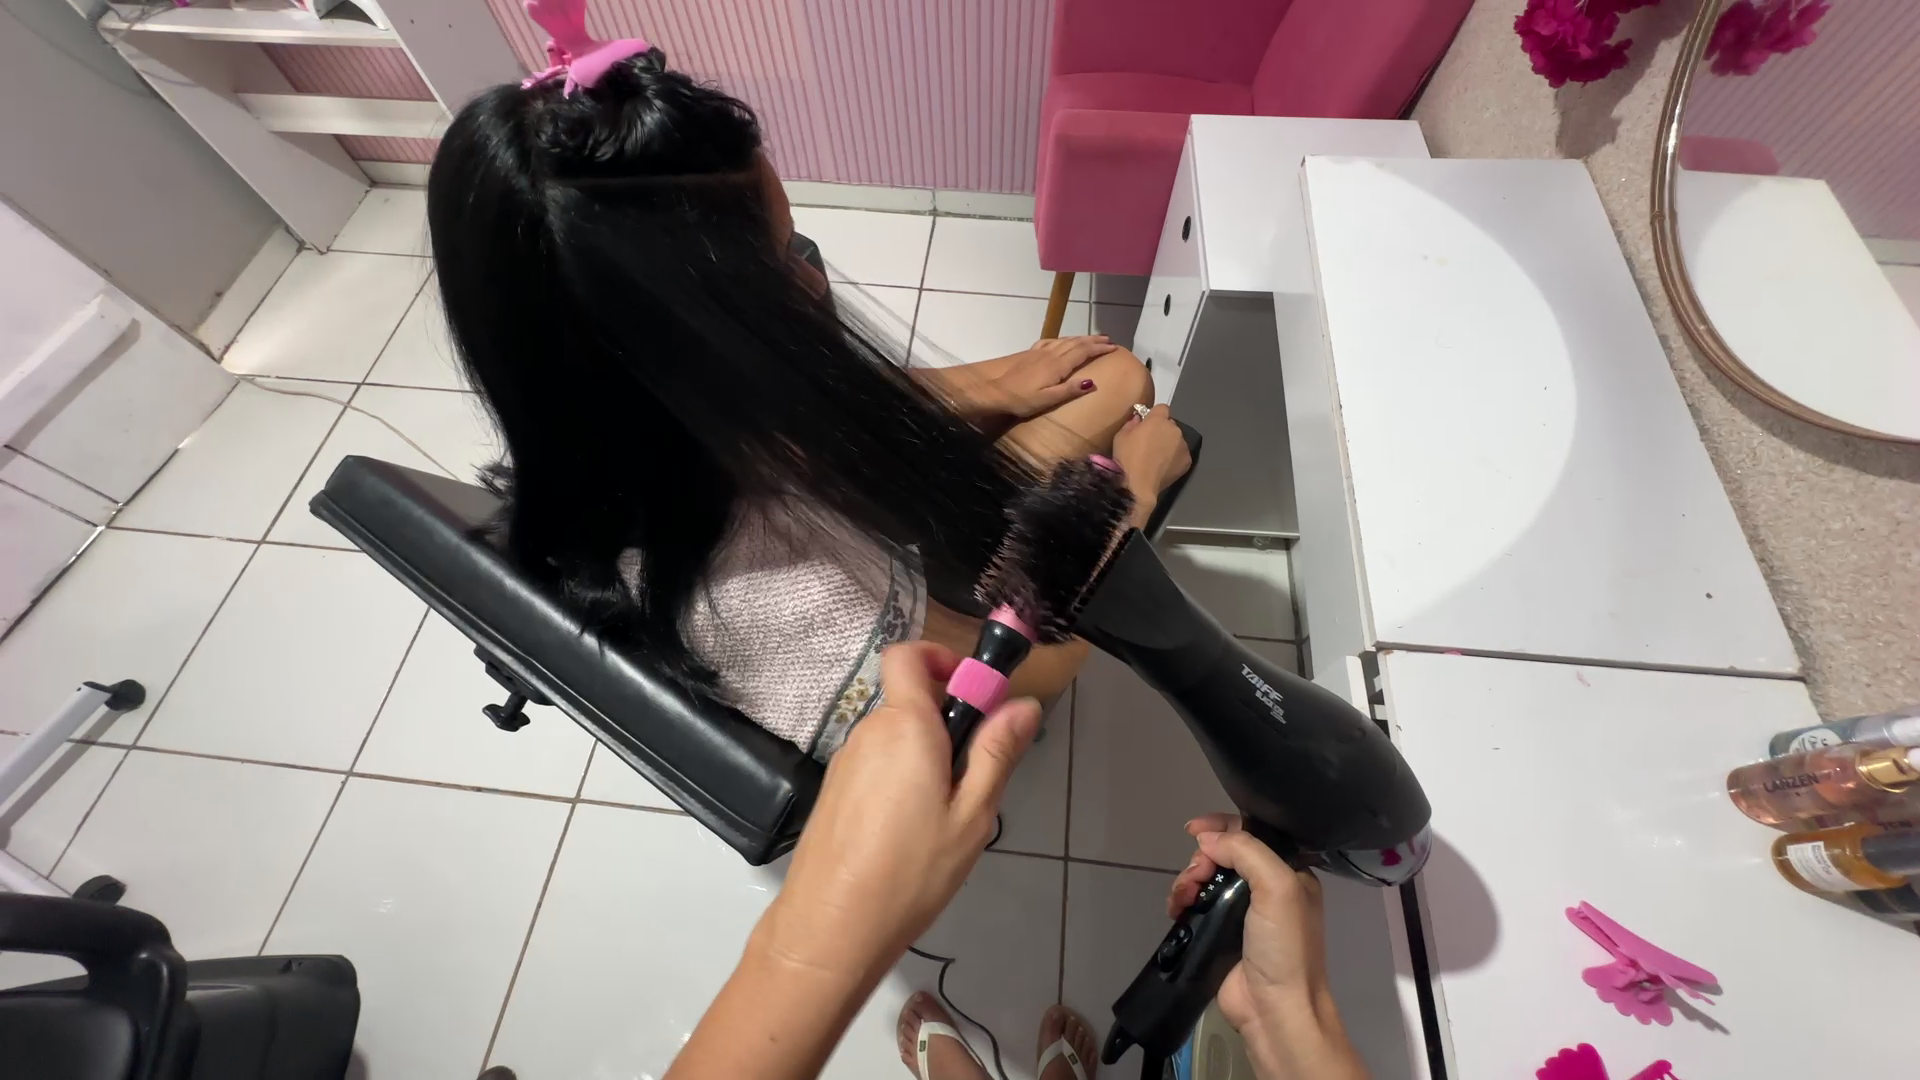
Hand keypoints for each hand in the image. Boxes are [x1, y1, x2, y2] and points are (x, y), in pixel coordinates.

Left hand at [755, 642, 1043, 980]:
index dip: (941, 658)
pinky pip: (877, 762)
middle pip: (909, 699)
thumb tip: (1024, 704)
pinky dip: (900, 775)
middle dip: (945, 718)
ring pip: (895, 735)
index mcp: (905, 725)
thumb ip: (996, 753)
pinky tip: (910, 829)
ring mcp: (847, 760)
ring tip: (944, 812)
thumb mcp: (971, 815)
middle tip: (972, 771)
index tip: (974, 694)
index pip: (908, 654)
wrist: (830, 927)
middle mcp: (870, 730)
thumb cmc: (910, 869)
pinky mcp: (835, 788)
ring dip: (924, 752)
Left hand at [983, 336, 1118, 419]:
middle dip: (1093, 340)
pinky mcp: (1030, 353)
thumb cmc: (1020, 399)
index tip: (1113, 347)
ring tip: (1092, 338)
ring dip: (1080, 338)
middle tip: (1108, 340)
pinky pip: (1051, 341)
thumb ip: (1069, 390)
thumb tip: (1093, 382)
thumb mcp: (1047, 399)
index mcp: (1057, 365)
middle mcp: (1050, 354)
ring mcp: (1039, 352)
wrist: (994, 390)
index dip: (1099, 348)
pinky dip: (1062, 339)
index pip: (1083, 352)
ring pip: (1065, 340)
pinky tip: (1062, 341)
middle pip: (1076, 343)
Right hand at [1111, 404, 1191, 521]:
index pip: (1162, 408)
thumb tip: (1138, 420)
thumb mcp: (1120, 436)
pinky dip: (1174, 458)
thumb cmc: (1126, 458)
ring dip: (1169, 444)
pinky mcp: (1186, 461)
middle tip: (1150, 444)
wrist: (1137, 485)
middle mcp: (1174, 429)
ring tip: (1156, 458)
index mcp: (1158, 420)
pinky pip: (1180, 454)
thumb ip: (1131, 424)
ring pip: (1176, 440)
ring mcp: (1182, 445)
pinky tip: (1163, 467)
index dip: (1154, 416)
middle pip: (1170, 425)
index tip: (1146, 424)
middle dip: (1162, 431)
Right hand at [1167, 816, 1366, 1079]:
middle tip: (1196, 875)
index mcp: (1288, 874)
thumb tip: (1206, 839)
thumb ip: (1245, 851)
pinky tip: (1176, 908)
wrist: (1275, 1011)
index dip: (1221, 826)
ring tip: (1184, 896)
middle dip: (1201, 858)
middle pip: (1221, 854)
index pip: (1250, 834)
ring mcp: (1240, 912)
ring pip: (1204, 877)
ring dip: (1187, 879)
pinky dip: (1181, 900)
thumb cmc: (1284, 948)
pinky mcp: (1219, 932)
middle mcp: (1265, 889)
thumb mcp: (1278, 888)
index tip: (1194, 830)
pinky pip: (1194, 903)